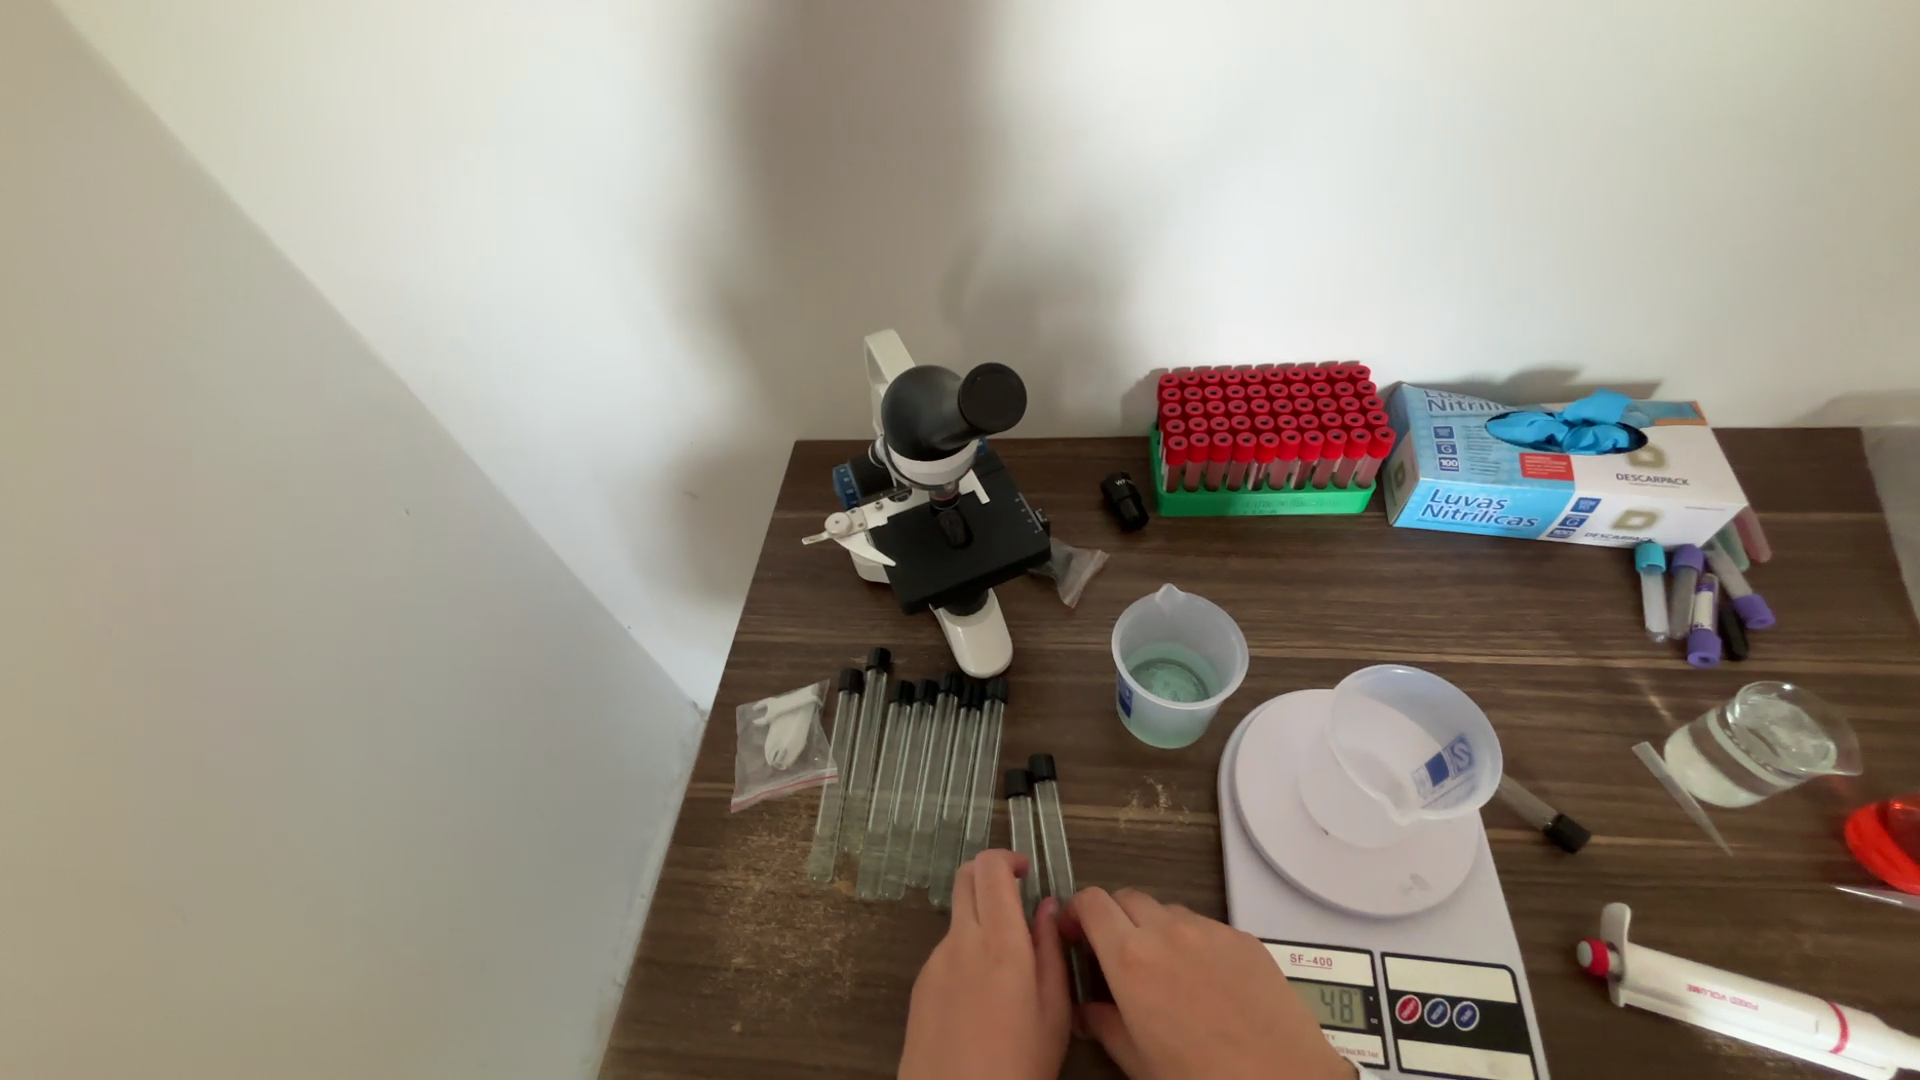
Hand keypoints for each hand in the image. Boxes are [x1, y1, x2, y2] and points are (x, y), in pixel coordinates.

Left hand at [898, 850, 1070, 1079]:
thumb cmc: (1017, 1066)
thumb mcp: (1053, 1013)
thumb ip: (1051, 950)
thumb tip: (1047, 906)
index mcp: (1000, 942)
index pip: (989, 868)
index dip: (1006, 858)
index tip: (1025, 872)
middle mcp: (962, 940)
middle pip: (966, 877)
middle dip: (990, 876)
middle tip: (1014, 900)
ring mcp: (935, 959)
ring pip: (959, 916)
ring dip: (980, 919)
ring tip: (1005, 969)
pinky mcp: (920, 982)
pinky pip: (947, 950)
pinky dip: (966, 952)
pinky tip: (981, 997)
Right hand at [1065, 886, 1350, 1079]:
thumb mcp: (1140, 1062)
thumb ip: (1105, 1026)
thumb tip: (1089, 1012)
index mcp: (1131, 958)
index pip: (1091, 902)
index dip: (1078, 912)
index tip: (1076, 931)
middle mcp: (1167, 931)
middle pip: (1125, 897)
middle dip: (1115, 919)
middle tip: (1117, 954)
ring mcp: (1208, 930)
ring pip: (1167, 910)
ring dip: (1156, 929)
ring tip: (1167, 972)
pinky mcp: (1243, 938)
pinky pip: (1206, 926)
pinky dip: (1195, 942)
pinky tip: (1207, 982)